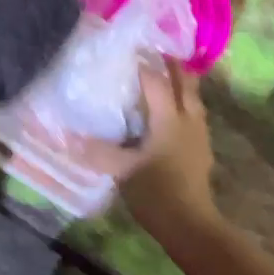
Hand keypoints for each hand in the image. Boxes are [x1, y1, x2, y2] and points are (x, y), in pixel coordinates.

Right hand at [90, 60, 219, 238]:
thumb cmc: (157, 192)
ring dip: (182, 83)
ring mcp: (199, 134)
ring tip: (167, 76)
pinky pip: (195, 115)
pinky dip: (185, 103)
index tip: (132, 48)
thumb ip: (99, 152)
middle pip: (184, 82)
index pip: (156, 81)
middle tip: (157, 51)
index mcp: (168, 118)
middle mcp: (187, 119)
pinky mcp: (202, 150)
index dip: (144, 63)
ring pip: (194, 98)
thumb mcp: (123, 171)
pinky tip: (174, 114)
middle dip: (172, 65)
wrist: (191, 226)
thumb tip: (70, 137)